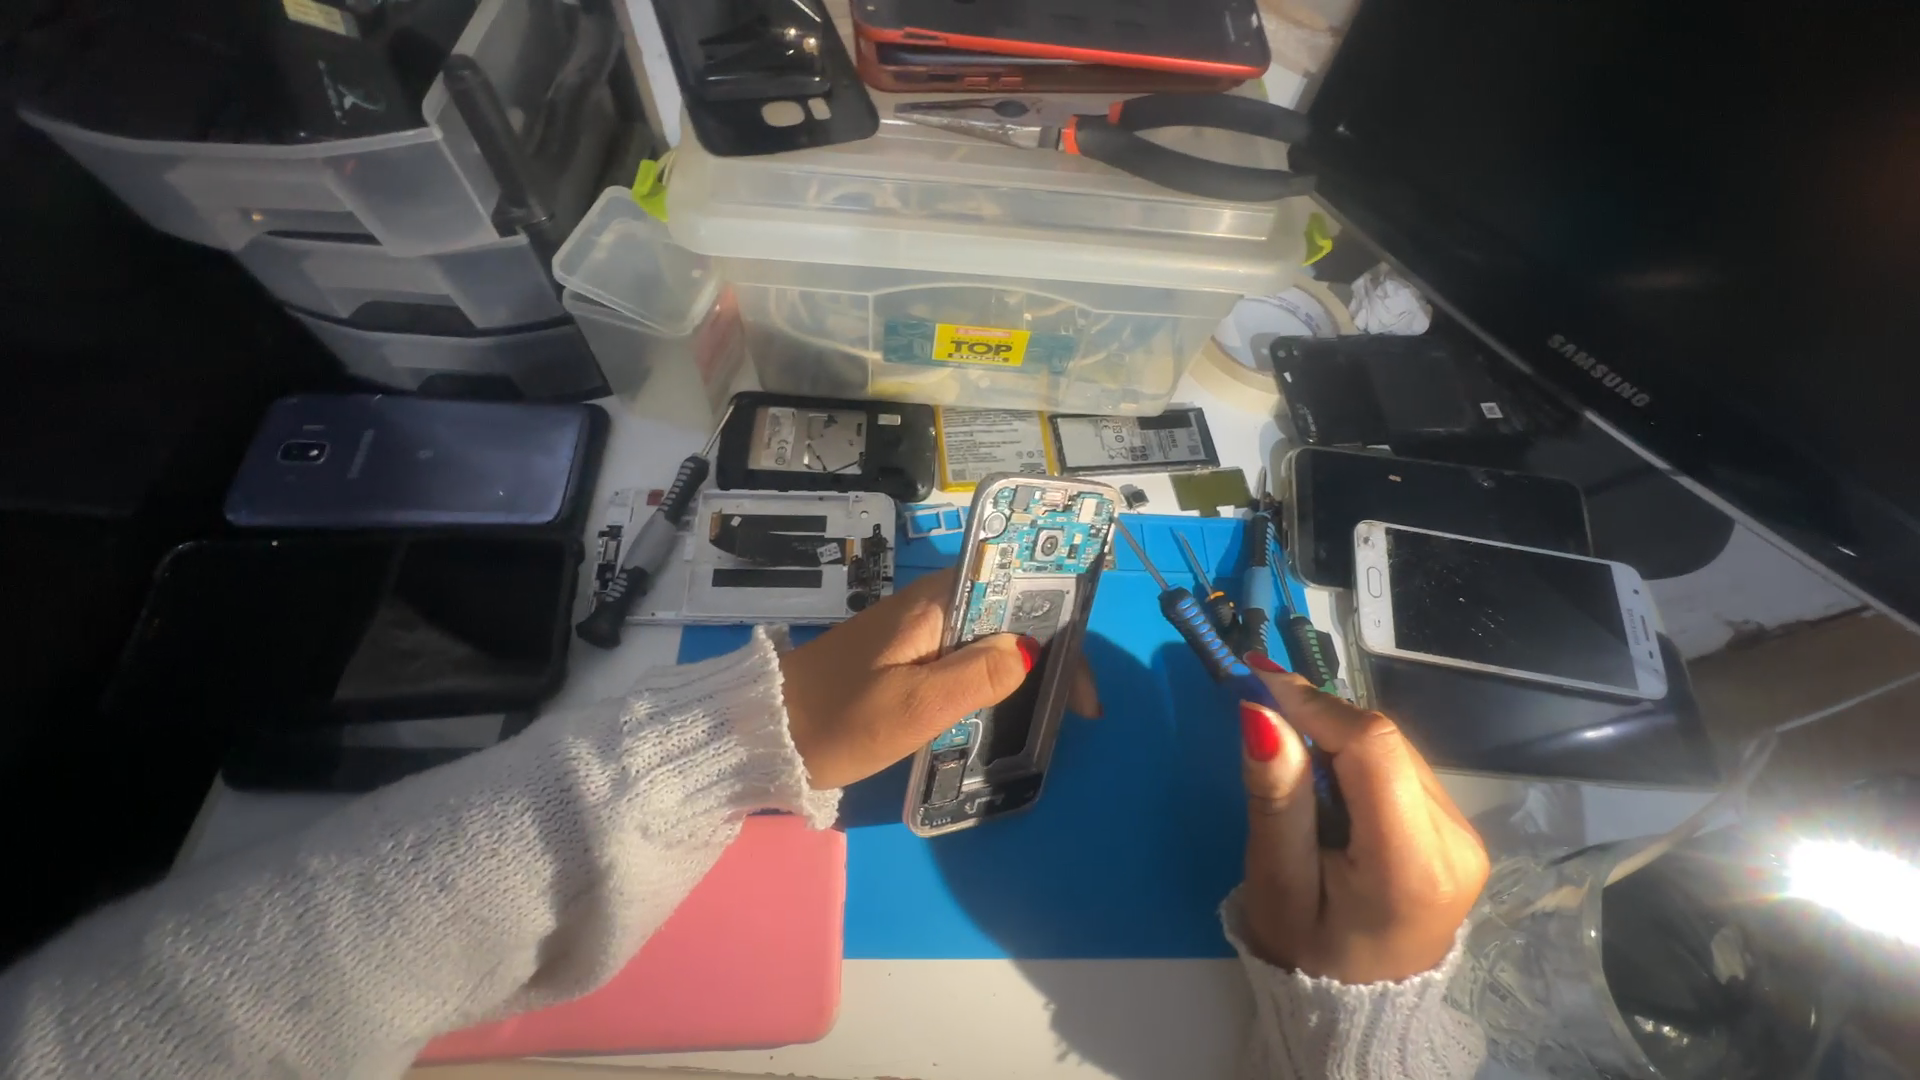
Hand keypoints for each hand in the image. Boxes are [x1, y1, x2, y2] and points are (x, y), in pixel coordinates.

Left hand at [778, 566, 1099, 789]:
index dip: (1060, 634)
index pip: (1017, 595)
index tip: (1080, 688)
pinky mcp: (903, 652)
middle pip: (1009, 613)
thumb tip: (1033, 650)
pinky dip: (991, 678)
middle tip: (1073, 709)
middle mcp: (929, 605)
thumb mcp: (914, 706)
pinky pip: (962, 655)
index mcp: (935, 605)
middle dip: (1050, 654)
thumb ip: (976, 675)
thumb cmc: (839, 720)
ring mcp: (915, 628)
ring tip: (1050, 710)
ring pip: (987, 635)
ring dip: (1023, 667)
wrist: (765, 732)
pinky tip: (1002, 706)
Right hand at [1235, 655, 1488, 983]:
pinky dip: (1351, 756)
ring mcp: (1463, 834)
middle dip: (1318, 716)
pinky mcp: (1455, 830)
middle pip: (1383, 741)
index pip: (1372, 748)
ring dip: (1333, 735)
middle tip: (1259, 709)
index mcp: (1413, 862)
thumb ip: (1276, 798)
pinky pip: (1397, 766)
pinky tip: (1322, 779)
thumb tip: (1261, 713)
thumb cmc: (1308, 950)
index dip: (1314, 702)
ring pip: (1391, 747)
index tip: (1258, 677)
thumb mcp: (1276, 883)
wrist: (1359, 1005)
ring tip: (1286, 752)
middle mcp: (1455, 839)